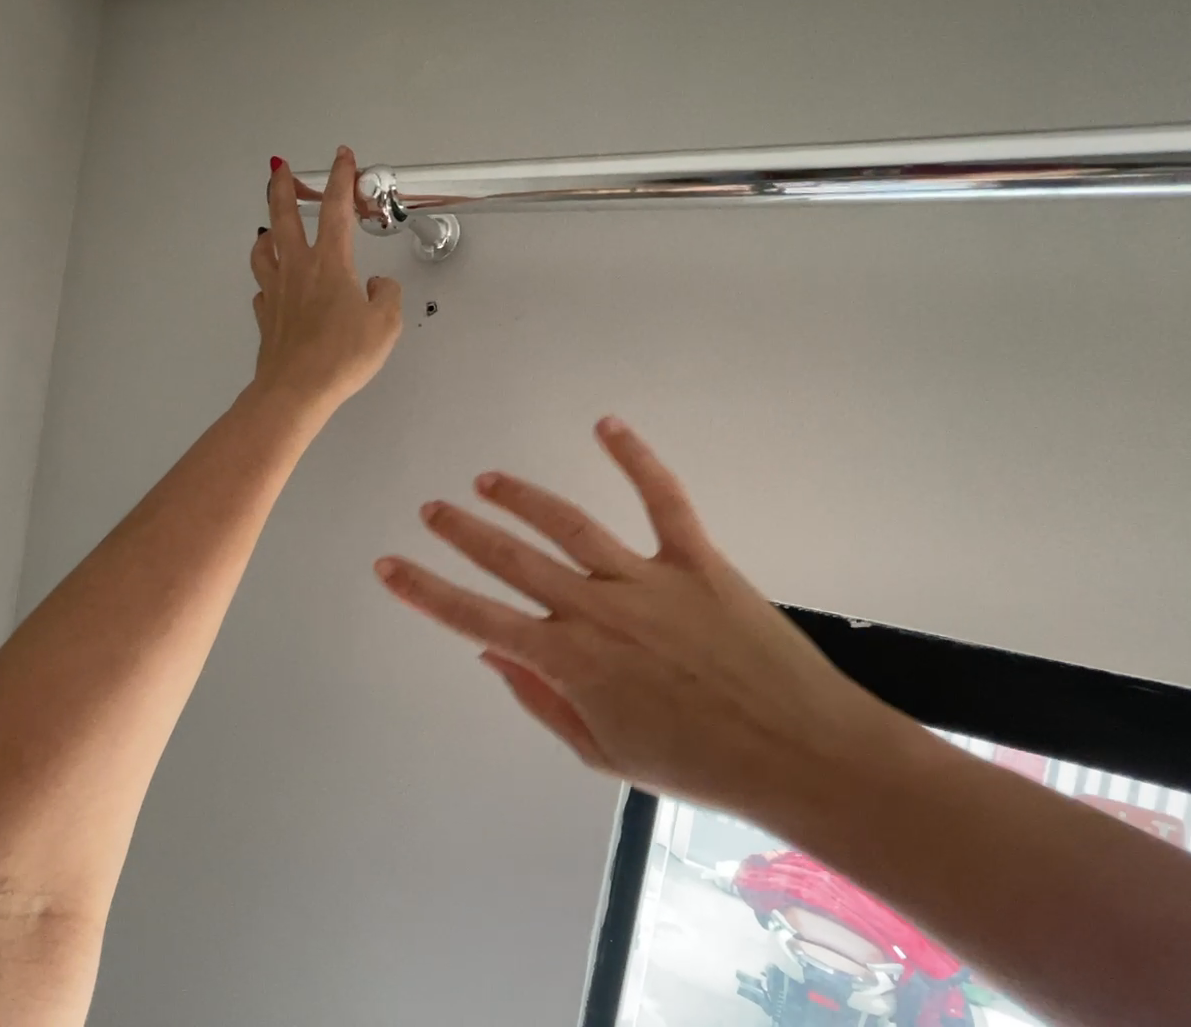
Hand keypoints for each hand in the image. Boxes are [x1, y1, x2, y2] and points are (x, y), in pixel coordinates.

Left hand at [248, 146, 401, 411]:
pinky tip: (270, 285)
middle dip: (284, 187)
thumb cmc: (341, 356)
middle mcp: (298, 270)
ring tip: (269, 227)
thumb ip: (386, 295)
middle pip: (285, 216)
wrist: (297, 389)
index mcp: (330, 263)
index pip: (336, 209)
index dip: (341, 178)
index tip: (342, 159)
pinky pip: (261, 288)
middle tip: (281, 169)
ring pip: (263, 249)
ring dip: (267, 231)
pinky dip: (266, 279)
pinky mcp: (265, 317)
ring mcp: (275, 292)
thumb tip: (377, 286)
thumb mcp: (384, 324)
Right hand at [372, 417, 920, 820]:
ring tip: (486, 480)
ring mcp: (645, 580)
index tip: (388, 567)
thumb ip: (540, 700)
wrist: (802, 755)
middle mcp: (595, 611)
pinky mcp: (696, 561)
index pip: (473, 618)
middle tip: (431, 510)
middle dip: (461, 533)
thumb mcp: (602, 751)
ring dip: (520, 498)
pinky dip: (634, 459)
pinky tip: (606, 425)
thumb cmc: (698, 765)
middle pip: (510, 561)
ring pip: (567, 525)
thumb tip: (493, 654)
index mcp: (569, 661)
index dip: (423, 591)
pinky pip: (662, 500)